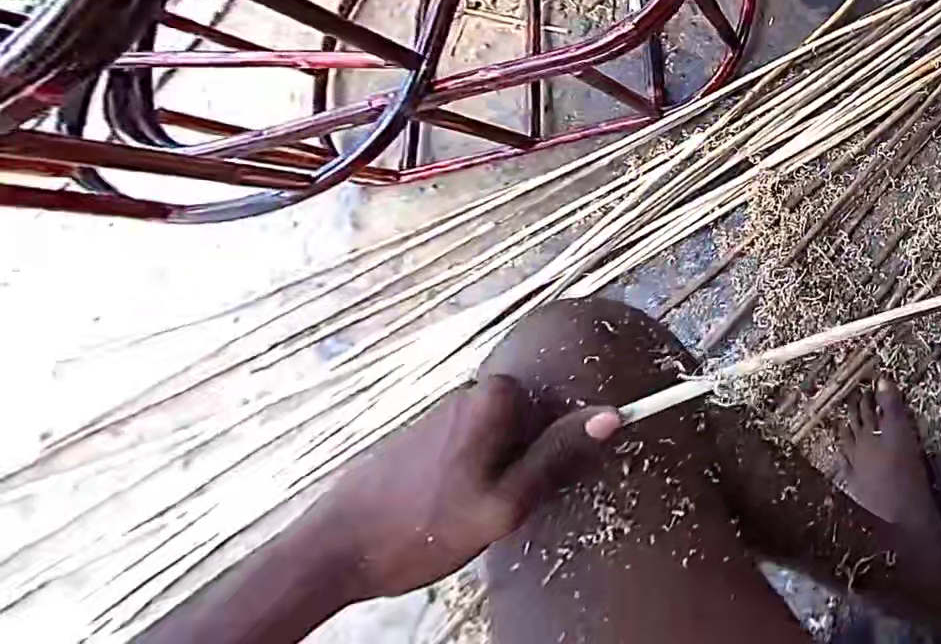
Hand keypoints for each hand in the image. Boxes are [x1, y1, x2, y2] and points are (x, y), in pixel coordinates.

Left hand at [297, 374, 620, 599]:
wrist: (324, 557)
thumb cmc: (419, 530)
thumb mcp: (505, 503)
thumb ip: (559, 454)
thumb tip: (612, 415)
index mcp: (499, 395)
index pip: (561, 411)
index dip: (554, 453)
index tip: (528, 489)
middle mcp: (475, 388)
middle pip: (532, 419)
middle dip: (524, 459)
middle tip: (495, 502)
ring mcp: (448, 407)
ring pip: (504, 433)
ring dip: (498, 466)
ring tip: (466, 506)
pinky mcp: (427, 428)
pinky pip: (475, 439)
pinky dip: (474, 468)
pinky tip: (445, 503)